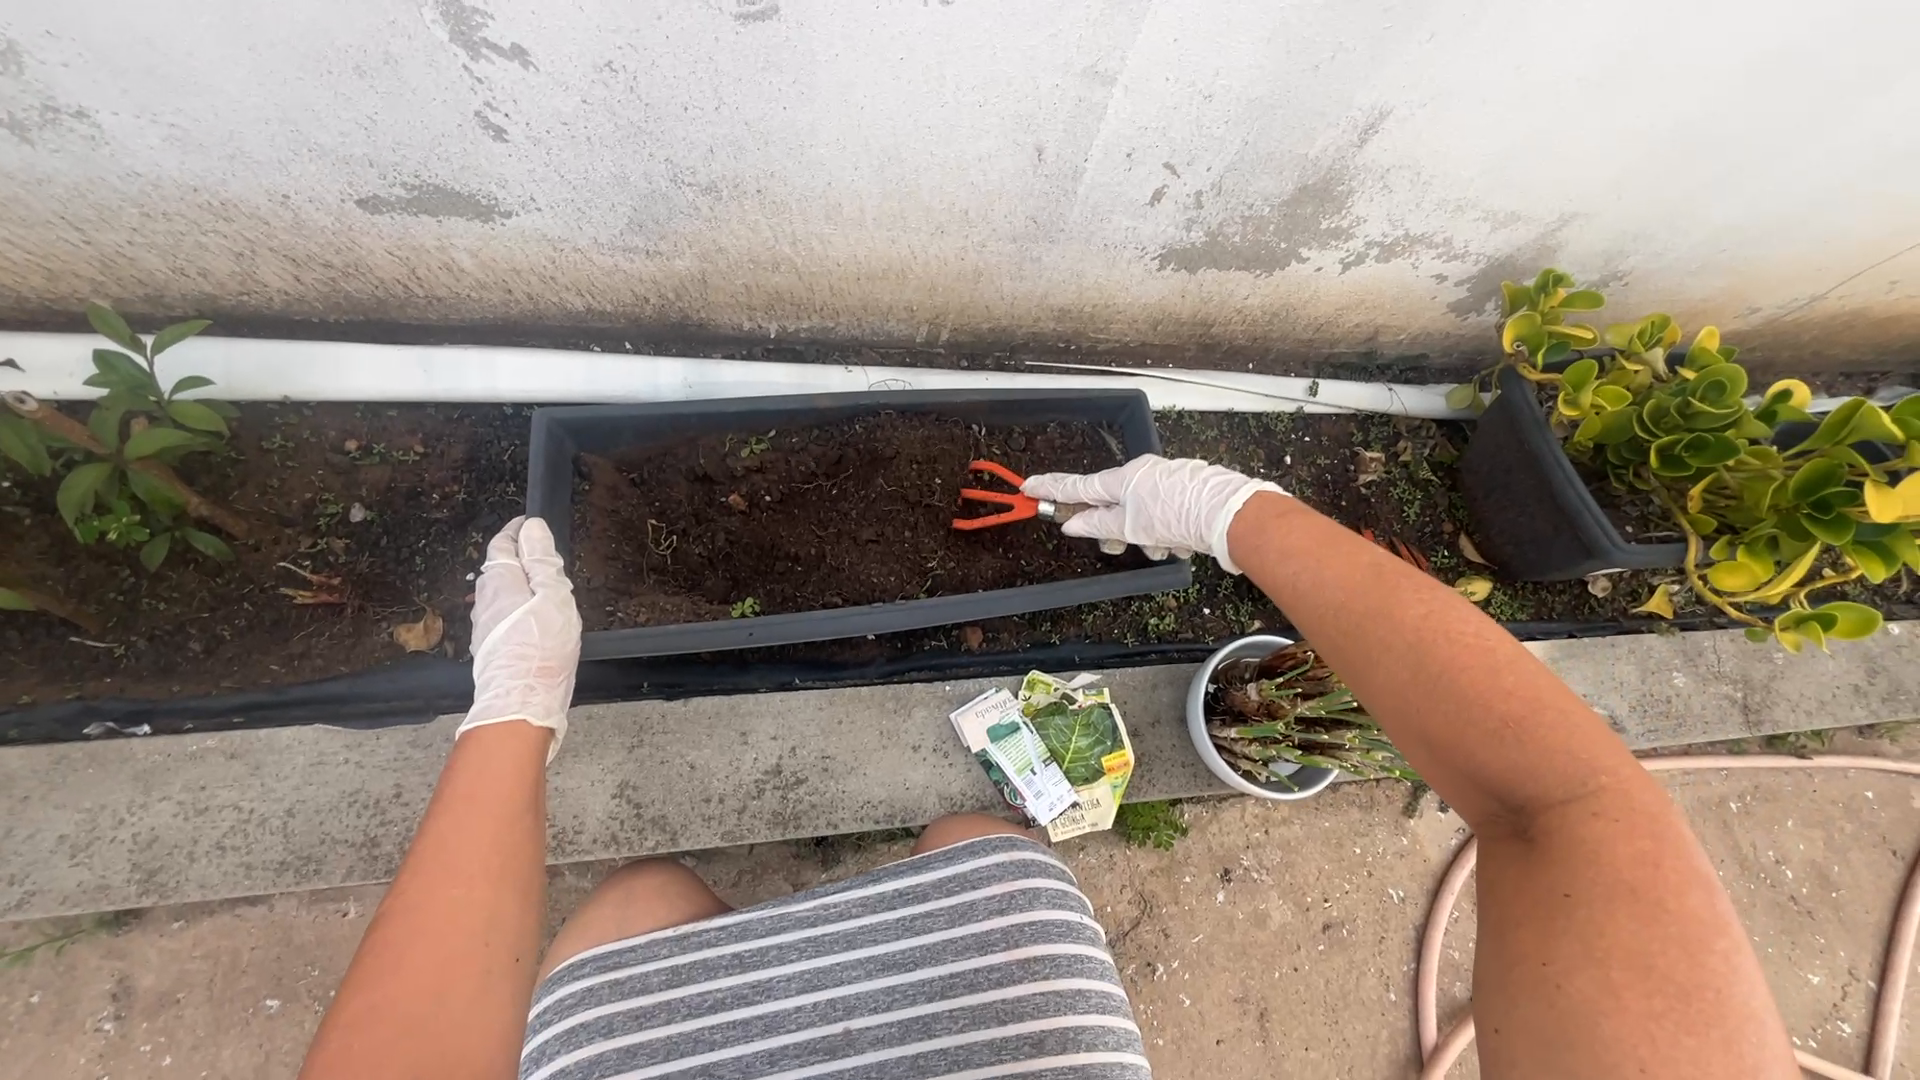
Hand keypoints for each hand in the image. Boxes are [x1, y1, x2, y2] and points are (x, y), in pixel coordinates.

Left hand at [457, 516, 581, 759]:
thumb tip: (532, 528)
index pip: (501, 546)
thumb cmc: (542, 644)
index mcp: (500, 582)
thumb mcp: (554, 595)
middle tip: (540, 552)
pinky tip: (531, 617)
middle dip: (515, 556)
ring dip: (516, 582)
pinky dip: (516, 605)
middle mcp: (485, 600)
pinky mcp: (490, 646)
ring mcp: (484, 625)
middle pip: (497, 569)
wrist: (522, 698)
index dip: (514, 531)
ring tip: (540, 584)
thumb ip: (542, 561)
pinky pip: (501, 614)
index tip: (528, 522)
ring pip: (498, 593)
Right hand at [1022, 455, 1284, 573]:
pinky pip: (1166, 517)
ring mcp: (1167, 482)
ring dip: (1149, 538)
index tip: (1029, 486)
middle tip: (1120, 547)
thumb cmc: (1176, 515)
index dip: (1052, 488)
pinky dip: (1169, 534)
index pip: (1078, 485)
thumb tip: (1072, 523)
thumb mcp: (1130, 526)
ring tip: (1166, 549)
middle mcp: (1143, 476)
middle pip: (1114, 506)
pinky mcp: (1187, 493)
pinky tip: (1183, 544)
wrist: (1228, 513)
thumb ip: (1099, 524)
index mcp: (1124, 479)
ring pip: (1143, 517)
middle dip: (1117, 531)